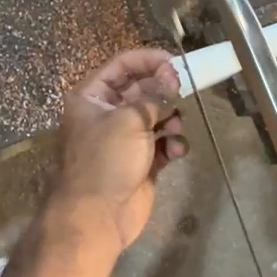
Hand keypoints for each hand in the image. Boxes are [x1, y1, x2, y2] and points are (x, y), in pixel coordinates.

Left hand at [48, 48, 189, 253]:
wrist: (97, 217)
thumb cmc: (106, 160)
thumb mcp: (129, 120)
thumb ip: (154, 95)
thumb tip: (172, 77)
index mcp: (92, 97)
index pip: (122, 65)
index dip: (149, 60)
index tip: (176, 63)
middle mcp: (107, 114)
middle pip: (142, 90)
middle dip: (164, 91)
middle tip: (184, 91)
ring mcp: (125, 139)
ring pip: (156, 117)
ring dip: (171, 119)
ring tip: (174, 128)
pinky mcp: (142, 162)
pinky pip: (163, 144)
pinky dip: (172, 144)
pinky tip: (175, 151)